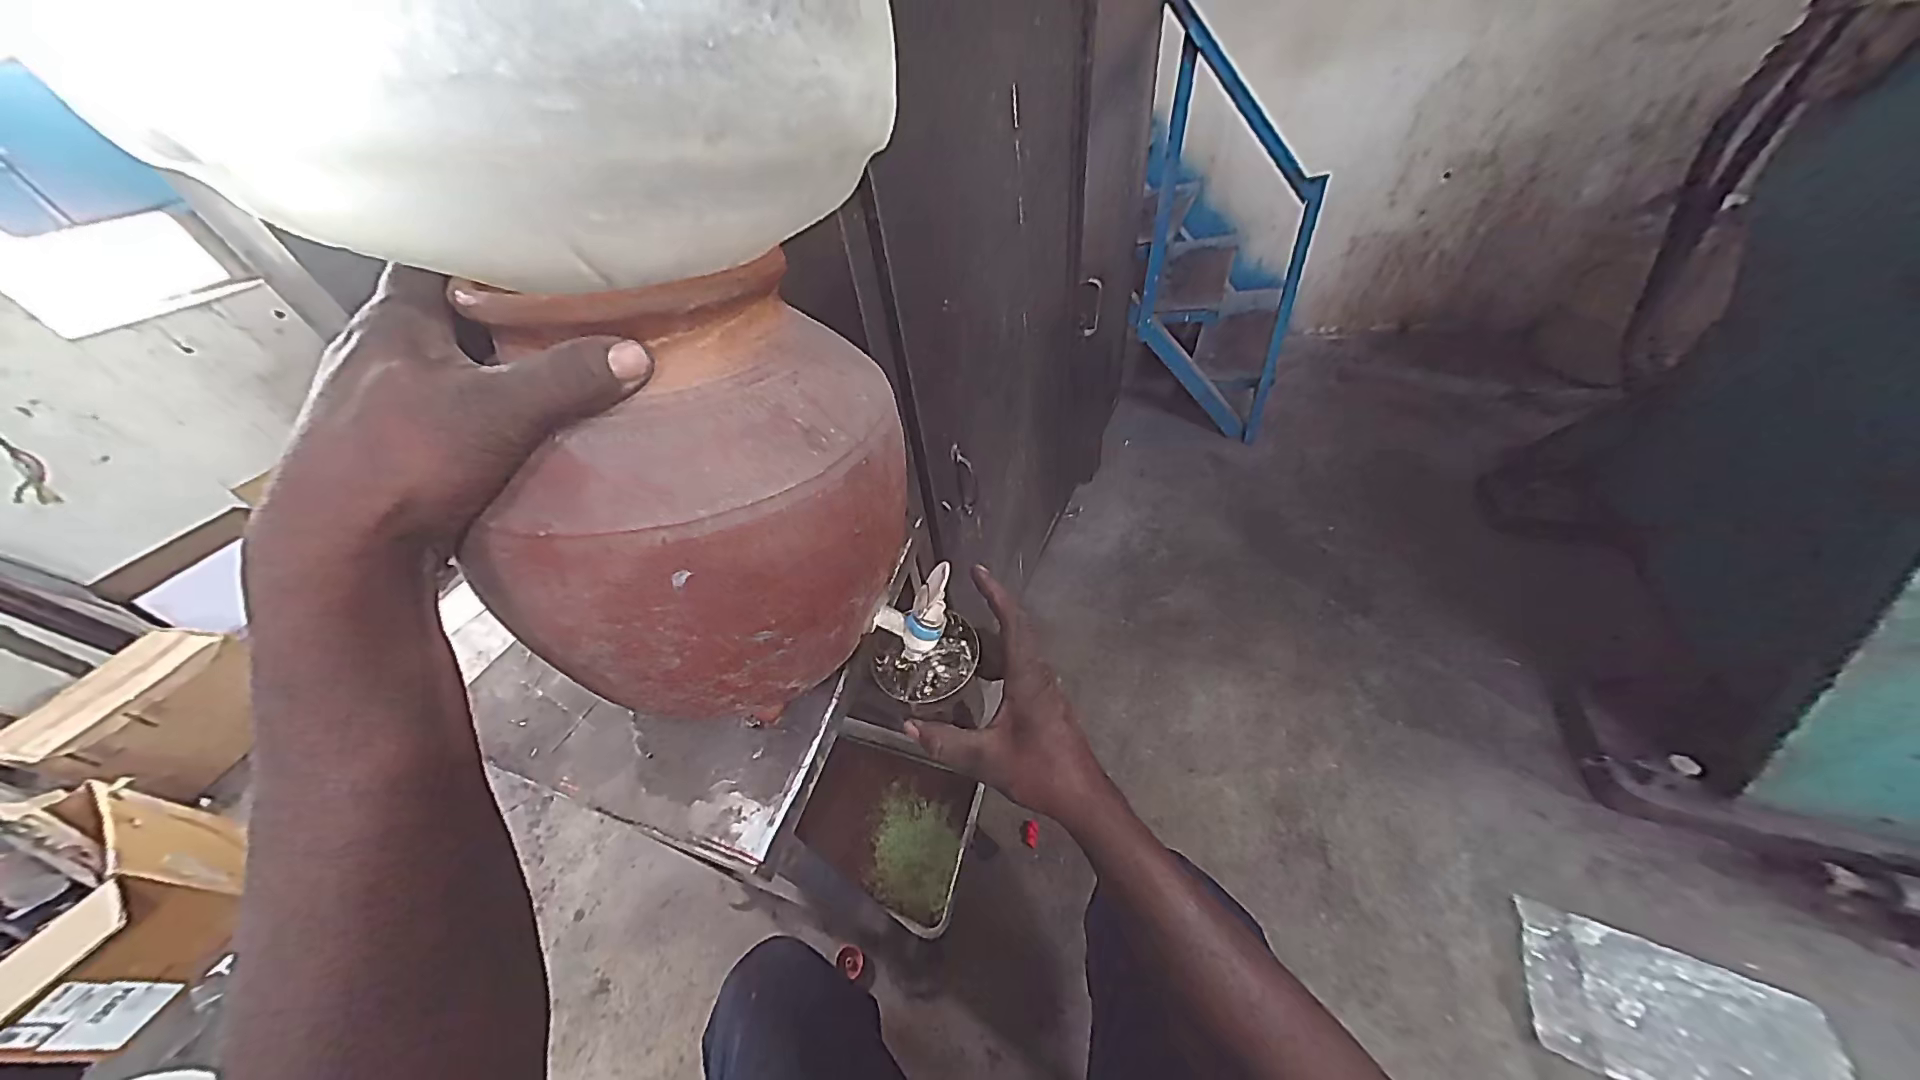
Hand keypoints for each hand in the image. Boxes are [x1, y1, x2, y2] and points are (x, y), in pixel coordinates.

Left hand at [248, 265, 654, 570]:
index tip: (540, 257)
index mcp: (392, 323)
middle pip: (453, 317)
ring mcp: (388, 405)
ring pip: (455, 367)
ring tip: (558, 370)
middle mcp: (381, 356)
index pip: (439, 261)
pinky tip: (528, 428)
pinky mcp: (403, 450)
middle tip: (568, 317)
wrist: (343, 555)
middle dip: (506, 316)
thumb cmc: (400, 464)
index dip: (488, 253)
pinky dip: (493, 411)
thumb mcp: (498, 411)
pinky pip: (459, 412)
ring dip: (499, 368)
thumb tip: (635, 353)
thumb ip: (568, 378)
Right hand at [907, 566, 1122, 831]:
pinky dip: (997, 662)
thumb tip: (908, 727)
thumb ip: (946, 741)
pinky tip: (978, 678)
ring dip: (990, 640)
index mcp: (1028, 676)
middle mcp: (1039, 674)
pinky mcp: (1045, 701)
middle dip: (988, 610)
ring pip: (1017, 650)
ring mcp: (1044, 687)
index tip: (978, 572)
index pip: (1012, 622)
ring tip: (959, 640)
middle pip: (1015, 630)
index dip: (995, 593)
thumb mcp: (986, 757)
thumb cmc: (1041, 770)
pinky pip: (1019, 667)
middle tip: (959, 604)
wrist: (1082, 795)